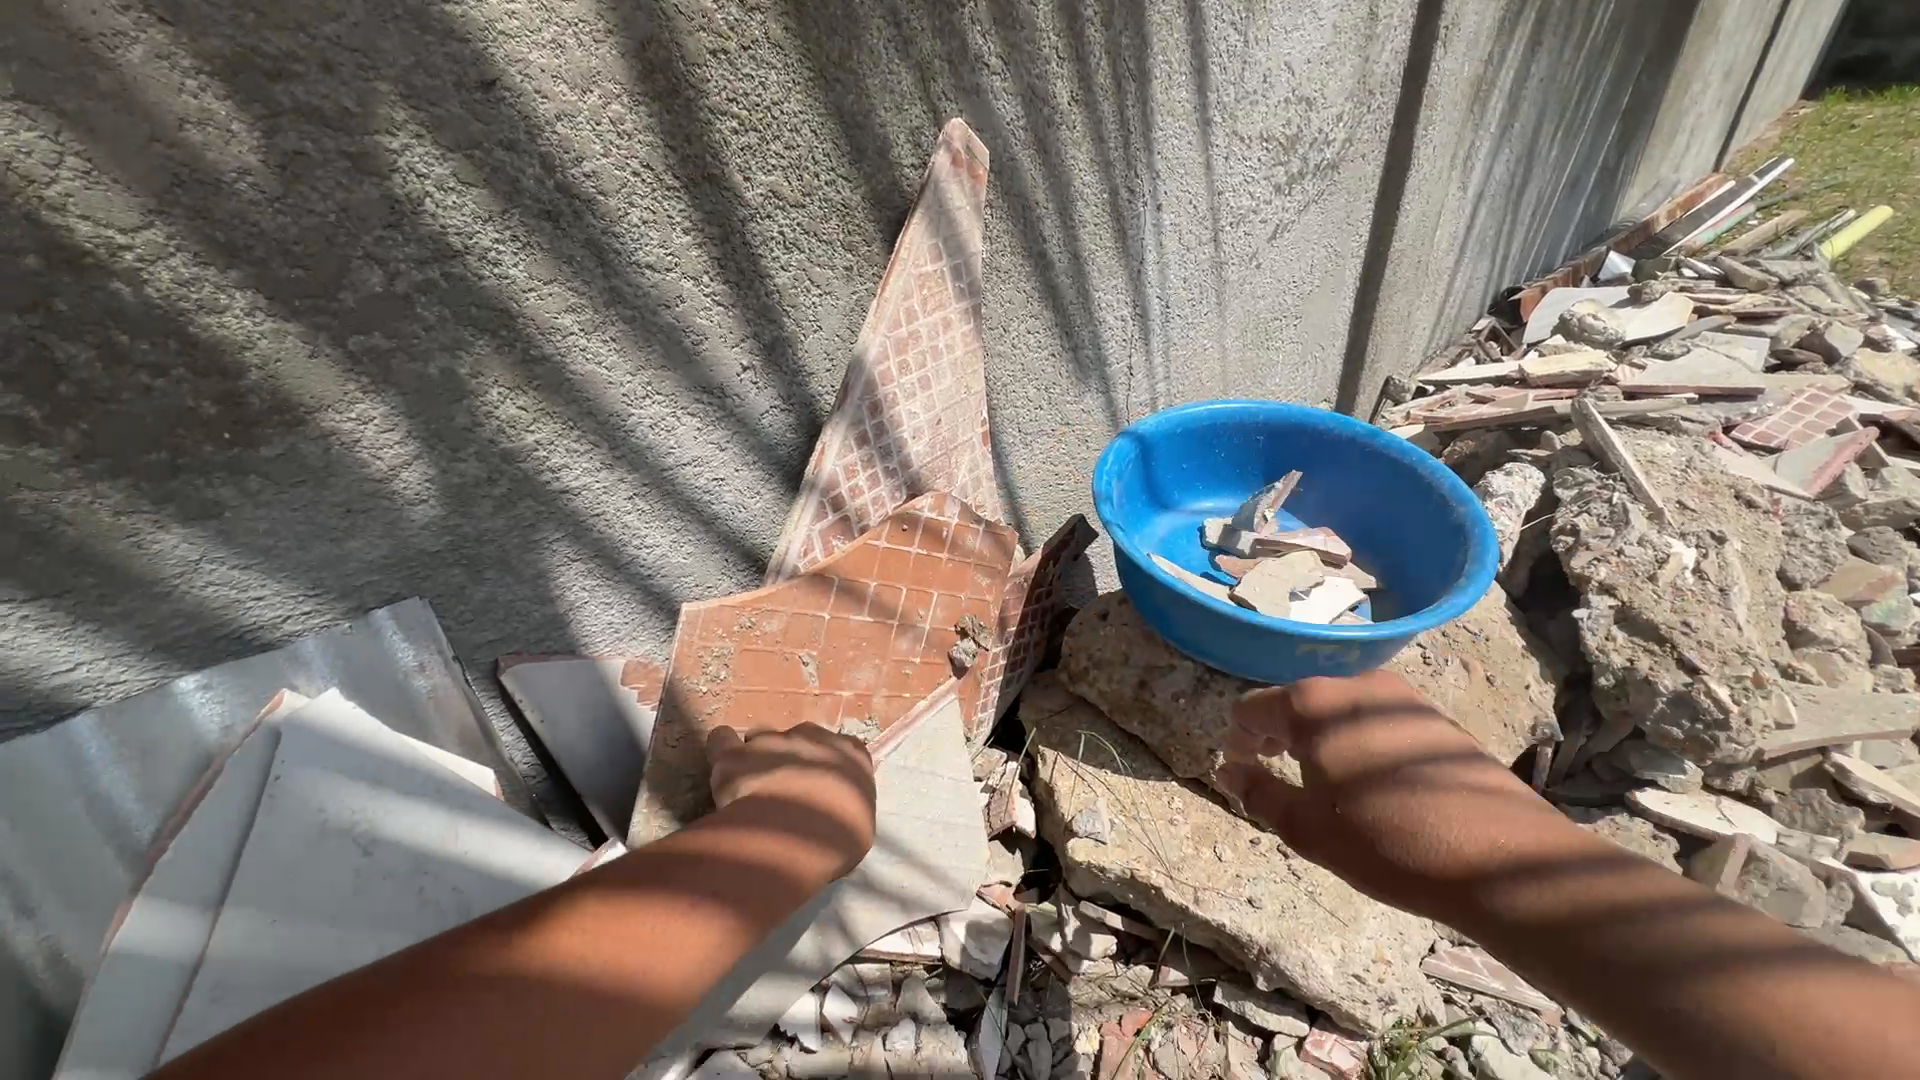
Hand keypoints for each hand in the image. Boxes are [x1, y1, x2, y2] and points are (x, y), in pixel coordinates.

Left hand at [706, 724, 876, 876]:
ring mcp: (774, 740)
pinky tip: (721, 765)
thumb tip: (836, 814)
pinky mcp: (737, 754)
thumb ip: (848, 807)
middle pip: (799, 738)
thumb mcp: (859, 825)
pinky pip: (722, 739)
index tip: (819, 784)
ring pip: (761, 738)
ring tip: (750, 783)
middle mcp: (814, 737)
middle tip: (783, 789)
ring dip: (757, 756)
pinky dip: (721, 749)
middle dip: (790, 757)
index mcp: (850, 753)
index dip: (826, 765)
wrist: (798, 835)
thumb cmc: (839, 836)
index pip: (841, 748)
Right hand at [1213, 670, 1571, 922]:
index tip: (1242, 771)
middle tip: (1278, 777)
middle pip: (1294, 702)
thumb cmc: (1387, 843)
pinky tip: (1371, 783)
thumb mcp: (1306, 829)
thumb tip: (1228, 770)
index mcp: (1312, 704)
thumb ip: (1257, 792)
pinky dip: (1356, 741)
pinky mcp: (1434, 716)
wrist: (1503, 861)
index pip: (1251, 708)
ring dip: (1318, 738)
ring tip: (1325, 784)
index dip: (1239, 740)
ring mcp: (1399, 697)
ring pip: (1337, 710)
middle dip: (1277, 735)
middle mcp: (1353, 685)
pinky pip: (1374, 719)